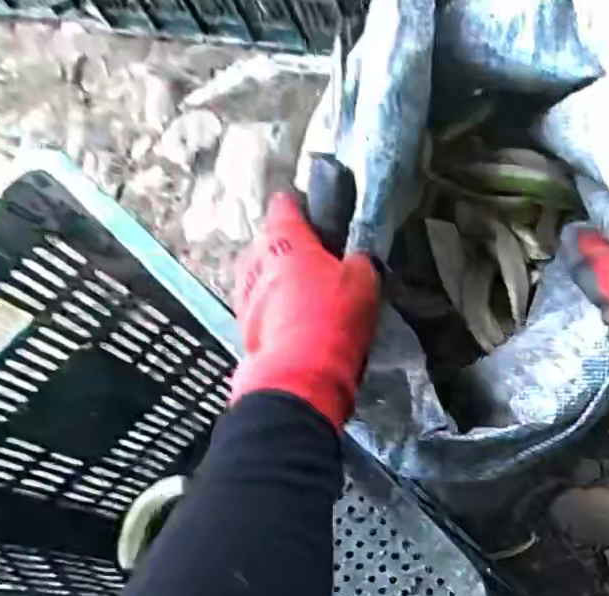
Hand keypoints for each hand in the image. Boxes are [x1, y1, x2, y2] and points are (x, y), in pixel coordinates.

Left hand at [228, 193, 380, 428]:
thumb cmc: (332, 320)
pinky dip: (279, 319)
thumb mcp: (363, 283)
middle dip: (292, 256)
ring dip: (283, 289)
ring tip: (310, 309)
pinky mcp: (244, 330)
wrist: (302, 377)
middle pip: (273, 246)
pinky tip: (299, 334)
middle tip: (320, 274)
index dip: (304, 211)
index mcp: (283, 238)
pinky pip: (265, 314)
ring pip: (266, 281)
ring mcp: (244, 296)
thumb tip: (356, 260)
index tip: (320, 222)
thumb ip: (359, 262)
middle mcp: (255, 259)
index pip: (286, 205)